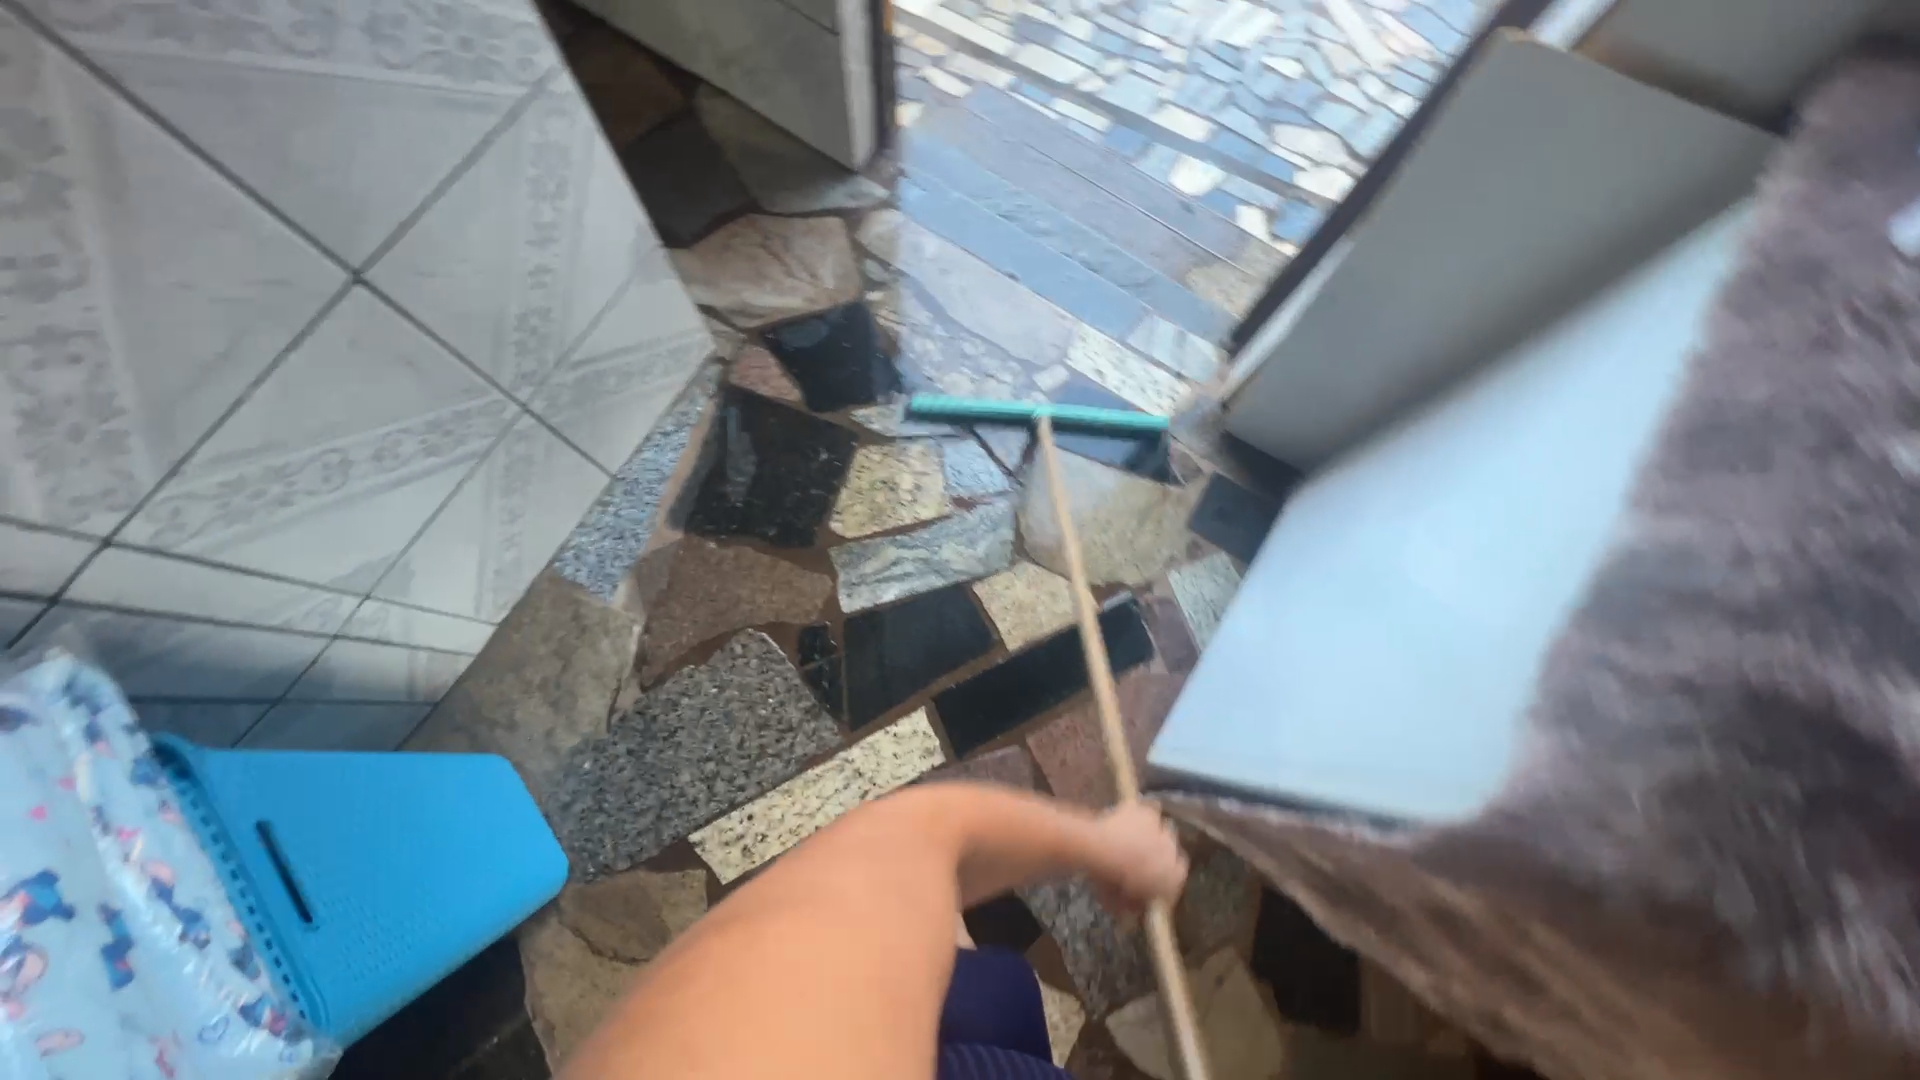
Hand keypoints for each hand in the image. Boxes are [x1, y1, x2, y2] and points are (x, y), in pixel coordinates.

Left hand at [1088, 802, 1187, 914]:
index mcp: (1175, 876)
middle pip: (1168, 853)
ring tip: (1128, 838)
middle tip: (1135, 859)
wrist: (1103, 849)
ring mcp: (1162, 828)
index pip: (1175, 879)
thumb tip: (1129, 917)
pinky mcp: (1147, 811)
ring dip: (1148, 835)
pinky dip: (1135, 815)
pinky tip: (1122, 818)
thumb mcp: (1122, 904)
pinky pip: (1144, 812)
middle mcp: (1175, 851)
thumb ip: (1132, 908)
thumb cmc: (1114, 881)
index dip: (1160, 880)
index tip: (1147, 882)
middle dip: (1156, 856)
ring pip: (1158, 831)